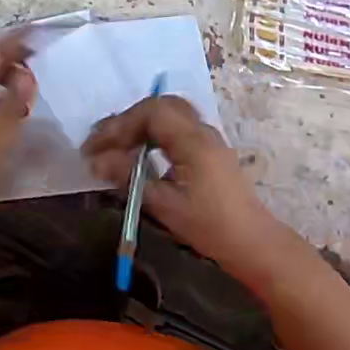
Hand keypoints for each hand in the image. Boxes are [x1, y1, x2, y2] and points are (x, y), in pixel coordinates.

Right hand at [82, 95, 286, 279]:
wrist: (253, 243)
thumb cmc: (210, 226)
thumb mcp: (164, 204)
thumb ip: (130, 177)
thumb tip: (96, 161)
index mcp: (193, 140)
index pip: (151, 113)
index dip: (120, 125)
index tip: (96, 146)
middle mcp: (201, 130)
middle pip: (160, 106)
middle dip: (128, 119)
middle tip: (104, 141)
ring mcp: (208, 136)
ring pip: (169, 112)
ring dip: (141, 123)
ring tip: (117, 144)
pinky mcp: (208, 147)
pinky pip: (177, 125)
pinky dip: (154, 131)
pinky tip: (141, 152)